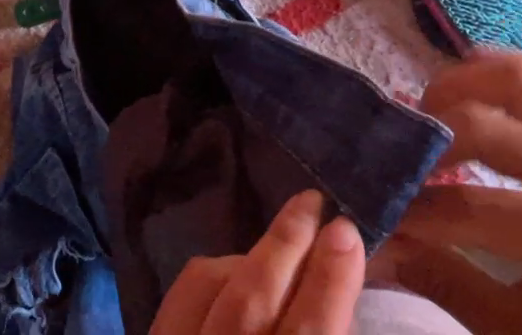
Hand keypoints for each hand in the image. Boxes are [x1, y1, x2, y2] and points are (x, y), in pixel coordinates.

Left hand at [152, 190, 364, 334]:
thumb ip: (320, 325)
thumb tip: (334, 292)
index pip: (311, 334)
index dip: (330, 282)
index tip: (347, 231)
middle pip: (252, 300)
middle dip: (286, 244)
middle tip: (314, 200)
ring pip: (207, 290)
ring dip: (248, 258)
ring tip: (283, 242)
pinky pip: (174, 304)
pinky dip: (208, 280)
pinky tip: (232, 278)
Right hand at [382, 52, 521, 334]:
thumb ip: (440, 279)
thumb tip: (363, 248)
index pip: (476, 206)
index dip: (412, 209)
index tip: (366, 213)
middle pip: (491, 127)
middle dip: (426, 141)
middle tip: (386, 163)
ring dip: (462, 87)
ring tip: (425, 115)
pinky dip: (503, 76)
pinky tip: (468, 87)